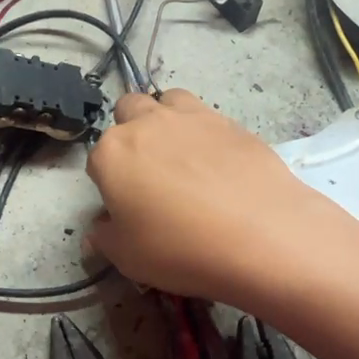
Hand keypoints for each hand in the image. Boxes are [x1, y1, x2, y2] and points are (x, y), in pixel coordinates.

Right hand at [85, 89, 349, 306]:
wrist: (261, 233)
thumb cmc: (181, 248)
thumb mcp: (128, 258)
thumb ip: (106, 237)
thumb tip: (102, 227)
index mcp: (113, 152)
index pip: (97, 159)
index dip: (109, 183)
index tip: (125, 207)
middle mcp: (148, 123)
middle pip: (128, 110)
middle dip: (131, 131)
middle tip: (149, 172)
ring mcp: (193, 117)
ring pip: (168, 101)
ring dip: (167, 119)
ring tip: (184, 156)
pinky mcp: (231, 122)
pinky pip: (208, 118)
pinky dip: (206, 135)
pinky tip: (220, 166)